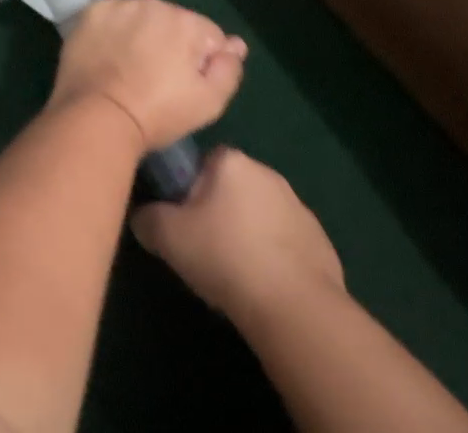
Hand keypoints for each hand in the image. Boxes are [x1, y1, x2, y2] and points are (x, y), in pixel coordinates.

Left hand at [50, 0, 244, 151]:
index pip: (209, 36)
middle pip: (174, 23)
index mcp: (187, 22)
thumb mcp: (209, 102)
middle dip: (171, 44)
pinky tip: (108, 54)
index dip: (203, 62)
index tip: (185, 85)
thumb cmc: (157, 113)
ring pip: (142, 17)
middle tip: (156, 78)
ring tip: (129, 66)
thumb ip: (228, 69)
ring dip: (142, 34)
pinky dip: (113, 31)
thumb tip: (235, 45)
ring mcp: (119, 6)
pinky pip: (112, 18)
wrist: (96, 116)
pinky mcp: (90, 13)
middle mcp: (154, 4)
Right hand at [131, 148, 343, 323]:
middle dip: (216, 213)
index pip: (201, 162)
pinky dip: (270, 259)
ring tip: (230, 274)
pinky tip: (259, 286)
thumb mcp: (165, 235)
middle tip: (199, 248)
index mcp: (232, 162)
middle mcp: (269, 174)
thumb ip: (146, 217)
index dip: (187, 189)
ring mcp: (300, 209)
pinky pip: (283, 244)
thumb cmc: (224, 256)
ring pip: (257, 216)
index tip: (180, 219)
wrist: (294, 306)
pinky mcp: (321, 243)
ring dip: (244, 236)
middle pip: (230, 188)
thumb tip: (145, 218)